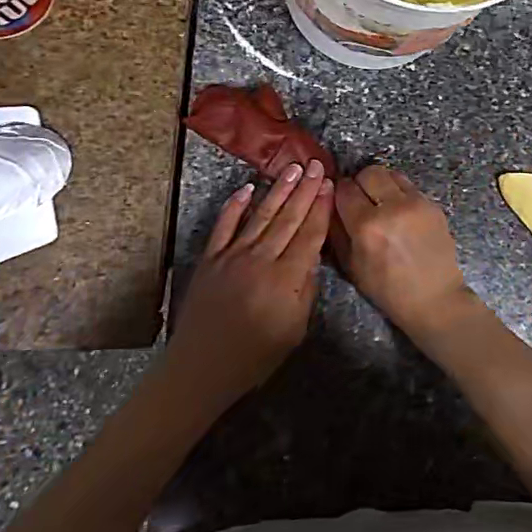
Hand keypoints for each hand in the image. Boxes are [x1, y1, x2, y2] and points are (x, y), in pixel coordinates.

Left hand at [167, 160, 332, 404]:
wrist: (203, 366)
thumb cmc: (255, 356)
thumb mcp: (294, 330)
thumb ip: (305, 291)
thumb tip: (312, 259)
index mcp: (285, 277)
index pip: (309, 234)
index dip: (320, 207)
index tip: (328, 184)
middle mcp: (260, 258)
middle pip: (288, 217)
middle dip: (304, 189)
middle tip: (315, 164)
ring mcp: (232, 255)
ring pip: (260, 215)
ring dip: (278, 190)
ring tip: (292, 168)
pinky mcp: (210, 259)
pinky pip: (224, 225)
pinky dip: (235, 205)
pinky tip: (247, 188)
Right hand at [334, 165, 479, 341]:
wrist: (434, 298)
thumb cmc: (387, 289)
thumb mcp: (351, 265)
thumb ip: (337, 231)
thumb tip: (330, 204)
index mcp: (367, 226)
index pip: (345, 189)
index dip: (339, 193)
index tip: (341, 202)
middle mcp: (392, 208)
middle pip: (369, 173)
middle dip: (360, 183)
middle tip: (361, 200)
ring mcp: (417, 204)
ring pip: (390, 174)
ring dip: (381, 184)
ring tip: (381, 203)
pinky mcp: (433, 205)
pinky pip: (409, 187)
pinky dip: (399, 194)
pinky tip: (400, 213)